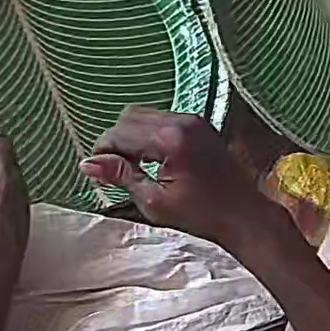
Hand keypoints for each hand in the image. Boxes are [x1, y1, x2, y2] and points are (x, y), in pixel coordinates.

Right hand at [79, 106, 284, 247]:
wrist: (242, 214)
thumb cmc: (200, 215)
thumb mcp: (153, 201)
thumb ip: (120, 177)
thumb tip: (87, 165)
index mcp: (170, 139)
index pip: (119, 133)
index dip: (102, 153)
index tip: (97, 174)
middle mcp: (181, 120)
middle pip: (128, 117)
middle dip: (115, 142)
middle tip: (114, 172)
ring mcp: (192, 119)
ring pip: (143, 115)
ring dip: (130, 137)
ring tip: (132, 168)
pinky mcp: (198, 124)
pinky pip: (161, 119)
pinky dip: (147, 135)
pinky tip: (150, 161)